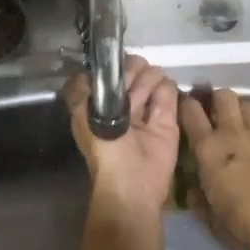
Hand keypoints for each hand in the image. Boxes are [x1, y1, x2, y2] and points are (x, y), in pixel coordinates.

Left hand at [63, 55, 180, 216]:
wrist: (131, 183)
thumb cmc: (103, 148)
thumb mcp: (81, 117)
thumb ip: (80, 91)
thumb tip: (86, 71)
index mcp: (101, 104)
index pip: (109, 72)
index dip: (111, 66)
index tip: (112, 65)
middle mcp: (124, 103)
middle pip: (132, 70)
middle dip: (131, 71)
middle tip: (128, 87)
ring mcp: (147, 110)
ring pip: (151, 77)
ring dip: (147, 80)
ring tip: (140, 101)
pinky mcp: (167, 119)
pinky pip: (169, 92)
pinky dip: (165, 89)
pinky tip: (156, 100)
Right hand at [179, 88, 249, 249]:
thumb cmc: (245, 226)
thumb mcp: (210, 216)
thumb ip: (197, 196)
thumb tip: (192, 187)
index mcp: (208, 149)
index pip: (189, 109)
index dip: (183, 103)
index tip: (181, 108)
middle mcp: (232, 133)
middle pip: (222, 94)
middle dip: (215, 99)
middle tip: (212, 115)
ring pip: (247, 103)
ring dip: (239, 110)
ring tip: (236, 126)